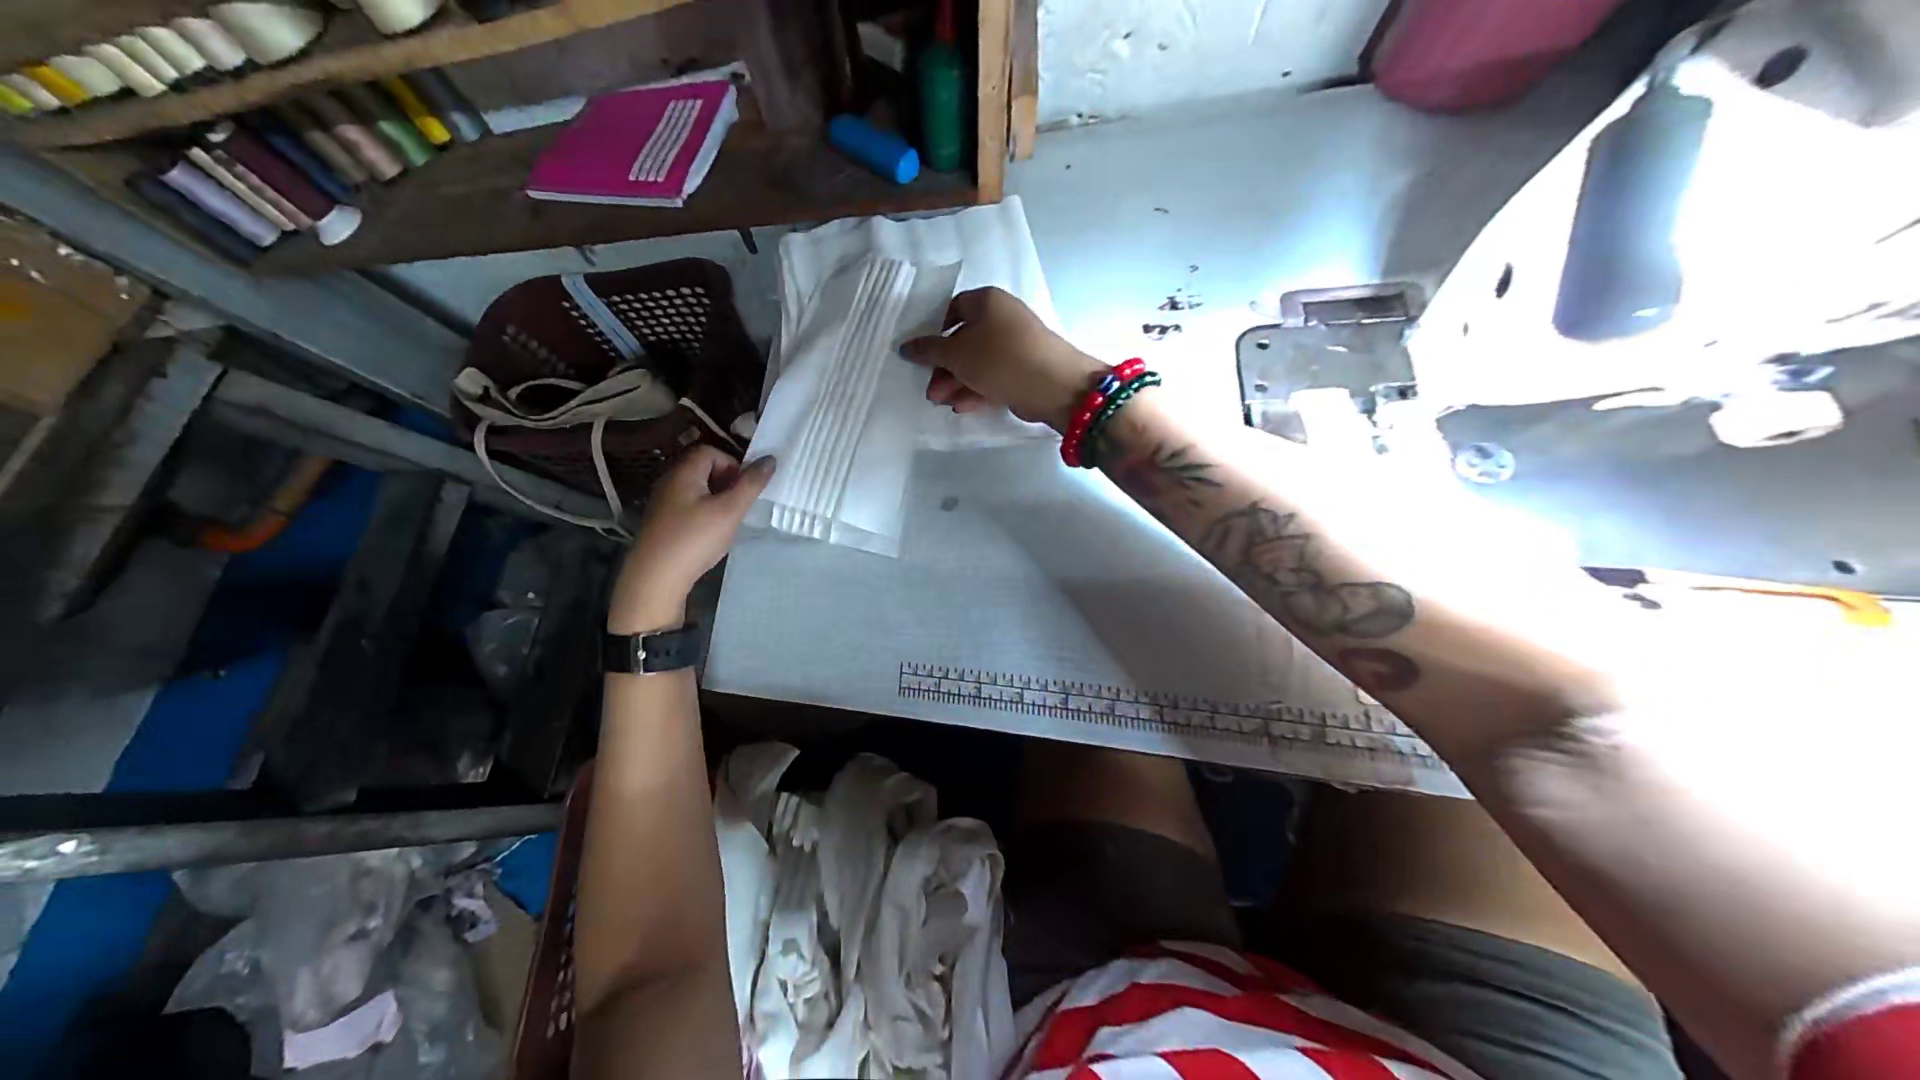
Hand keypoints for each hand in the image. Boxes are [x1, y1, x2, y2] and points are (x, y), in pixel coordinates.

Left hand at [608, 445, 774, 631]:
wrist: (656, 578)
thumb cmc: (695, 539)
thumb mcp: (730, 510)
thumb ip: (751, 484)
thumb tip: (770, 458)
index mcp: (683, 472)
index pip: (711, 451)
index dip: (733, 464)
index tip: (744, 488)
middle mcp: (669, 482)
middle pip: (702, 469)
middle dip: (726, 482)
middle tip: (739, 505)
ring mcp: (662, 503)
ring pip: (696, 489)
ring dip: (716, 499)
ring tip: (728, 521)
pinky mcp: (661, 522)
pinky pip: (687, 506)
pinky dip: (703, 513)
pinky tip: (710, 534)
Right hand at [899, 287, 1105, 432]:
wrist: (1053, 384)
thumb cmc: (999, 357)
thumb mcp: (957, 353)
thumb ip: (929, 350)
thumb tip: (906, 346)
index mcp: (987, 301)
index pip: (953, 308)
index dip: (935, 329)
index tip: (923, 352)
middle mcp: (1003, 318)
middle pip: (964, 340)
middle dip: (944, 366)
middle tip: (929, 388)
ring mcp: (1015, 345)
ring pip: (978, 362)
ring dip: (956, 382)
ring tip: (940, 402)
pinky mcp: (1024, 370)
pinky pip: (994, 377)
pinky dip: (976, 389)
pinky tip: (961, 407)